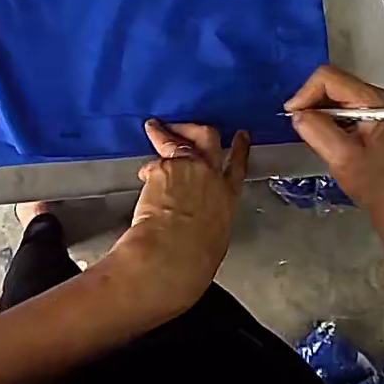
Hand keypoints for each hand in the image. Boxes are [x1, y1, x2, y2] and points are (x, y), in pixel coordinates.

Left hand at [106, 120, 248, 315]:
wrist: (173, 253)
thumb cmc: (195, 258)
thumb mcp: (214, 240)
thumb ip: (209, 224)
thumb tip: (202, 230)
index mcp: (227, 197)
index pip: (237, 166)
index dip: (240, 148)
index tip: (241, 135)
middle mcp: (211, 176)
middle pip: (210, 140)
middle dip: (199, 129)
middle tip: (190, 126)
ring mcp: (189, 169)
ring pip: (180, 141)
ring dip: (167, 134)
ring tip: (155, 127)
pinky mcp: (163, 169)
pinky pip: (154, 162)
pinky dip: (149, 166)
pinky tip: (142, 171)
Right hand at [286, 66, 383, 212]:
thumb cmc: (371, 180)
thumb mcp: (342, 157)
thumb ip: (318, 131)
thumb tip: (298, 114)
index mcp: (371, 100)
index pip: (329, 78)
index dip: (306, 93)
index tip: (293, 114)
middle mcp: (371, 95)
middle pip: (329, 81)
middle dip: (309, 99)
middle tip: (299, 123)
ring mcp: (367, 103)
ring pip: (329, 91)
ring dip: (314, 108)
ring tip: (311, 131)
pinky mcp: (361, 113)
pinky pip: (334, 103)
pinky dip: (321, 115)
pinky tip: (322, 134)